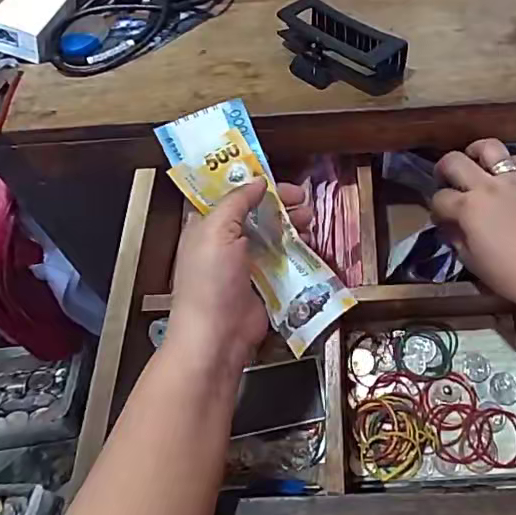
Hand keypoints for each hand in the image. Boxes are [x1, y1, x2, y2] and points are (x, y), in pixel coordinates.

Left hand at [167, 181, 313, 372]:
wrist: (218, 336)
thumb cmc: (210, 282)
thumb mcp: (216, 231)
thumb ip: (237, 201)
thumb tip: (258, 181)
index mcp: (206, 226)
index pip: (229, 195)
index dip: (252, 183)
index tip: (275, 178)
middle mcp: (225, 242)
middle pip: (257, 213)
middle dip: (280, 203)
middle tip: (302, 199)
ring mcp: (246, 263)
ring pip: (274, 234)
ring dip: (292, 224)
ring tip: (309, 220)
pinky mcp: (264, 282)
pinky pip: (284, 259)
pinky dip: (298, 249)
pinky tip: (309, 243)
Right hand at [430, 139, 515, 307]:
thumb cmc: (507, 274)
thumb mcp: (470, 260)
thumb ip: (455, 236)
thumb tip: (448, 223)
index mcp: (468, 208)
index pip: (440, 198)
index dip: (436, 208)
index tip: (440, 218)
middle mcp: (487, 187)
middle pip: (454, 161)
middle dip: (443, 169)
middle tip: (445, 181)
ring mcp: (513, 181)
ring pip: (489, 148)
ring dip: (475, 153)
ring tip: (473, 164)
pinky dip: (509, 163)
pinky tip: (504, 176)